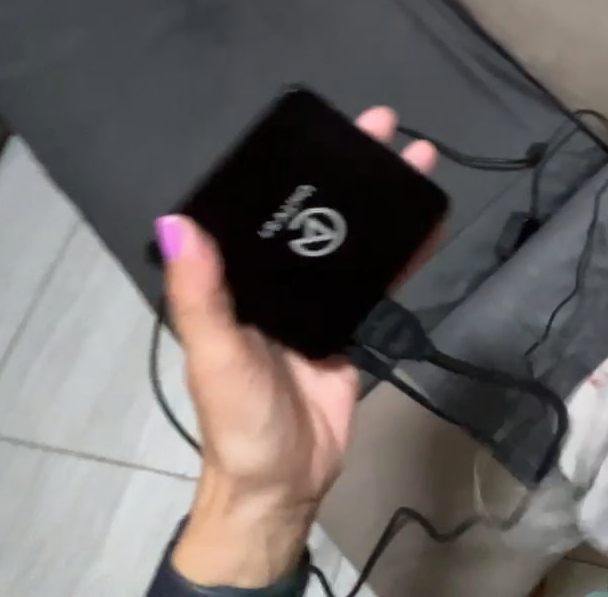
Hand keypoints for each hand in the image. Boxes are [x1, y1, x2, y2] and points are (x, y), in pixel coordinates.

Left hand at [163, 106, 437, 587]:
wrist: (287, 481)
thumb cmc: (241, 418)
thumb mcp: (217, 356)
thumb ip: (202, 295)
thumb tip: (176, 222)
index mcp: (242, 278)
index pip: (268, 207)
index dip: (296, 165)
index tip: (326, 131)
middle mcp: (281, 277)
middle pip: (322, 209)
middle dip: (354, 167)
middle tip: (386, 126)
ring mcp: (322, 296)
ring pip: (357, 234)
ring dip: (386, 198)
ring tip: (418, 159)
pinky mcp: (355, 317)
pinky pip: (383, 273)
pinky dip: (407, 247)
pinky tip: (431, 221)